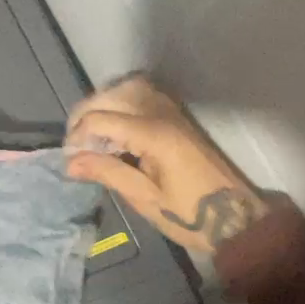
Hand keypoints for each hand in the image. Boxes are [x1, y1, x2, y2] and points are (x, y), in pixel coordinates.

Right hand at [64, 74, 266, 254]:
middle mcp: (162, 114)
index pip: (101, 121)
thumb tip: (70, 163)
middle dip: (84, 114)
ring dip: (103, 103)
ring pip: (128, 87)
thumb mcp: (144, 199)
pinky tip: (115, 127)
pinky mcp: (177, 116)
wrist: (235, 216)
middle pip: (111, 95)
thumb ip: (107, 173)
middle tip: (74, 142)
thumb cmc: (190, 214)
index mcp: (154, 136)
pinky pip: (143, 93)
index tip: (69, 159)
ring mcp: (172, 111)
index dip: (77, 137)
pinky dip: (121, 102)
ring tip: (92, 131)